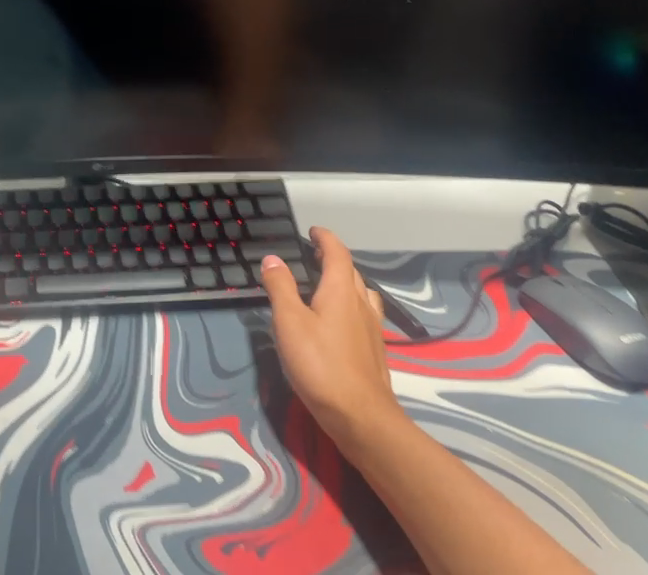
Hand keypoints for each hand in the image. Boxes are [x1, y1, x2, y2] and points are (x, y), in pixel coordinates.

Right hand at [257, 227, 401, 447]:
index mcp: (341, 290)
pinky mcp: (373, 350)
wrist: (360, 416)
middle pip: (350, 271)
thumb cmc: (320, 364)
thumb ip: (281, 287)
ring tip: (325, 287)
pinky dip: (350, 306)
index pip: (337, 252)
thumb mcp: (289, 322)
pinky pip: (363, 315)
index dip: (325, 238)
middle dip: (332, 259)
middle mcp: (361, 303)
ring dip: (344, 283)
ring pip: (360, 294)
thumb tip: (274, 258)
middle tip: (311, 258)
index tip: (313, 231)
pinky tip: (339, 324)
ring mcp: (371, 328)